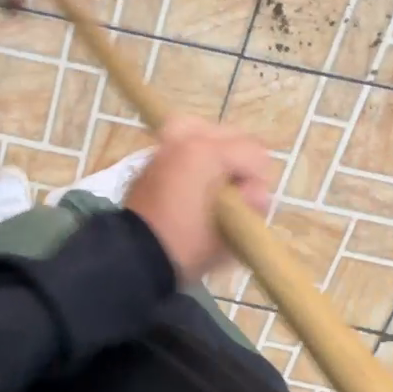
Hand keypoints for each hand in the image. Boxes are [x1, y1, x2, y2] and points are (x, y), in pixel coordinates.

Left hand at [123, 116, 271, 283]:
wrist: (132, 258)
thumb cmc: (184, 247)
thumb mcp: (228, 232)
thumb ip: (252, 205)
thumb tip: (257, 192)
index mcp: (207, 152)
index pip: (254, 153)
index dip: (260, 179)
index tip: (252, 204)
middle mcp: (184, 138)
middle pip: (231, 135)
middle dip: (239, 161)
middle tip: (236, 192)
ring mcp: (164, 146)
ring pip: (205, 133)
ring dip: (217, 155)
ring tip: (216, 186)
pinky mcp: (150, 159)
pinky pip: (183, 145)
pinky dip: (195, 158)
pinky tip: (196, 184)